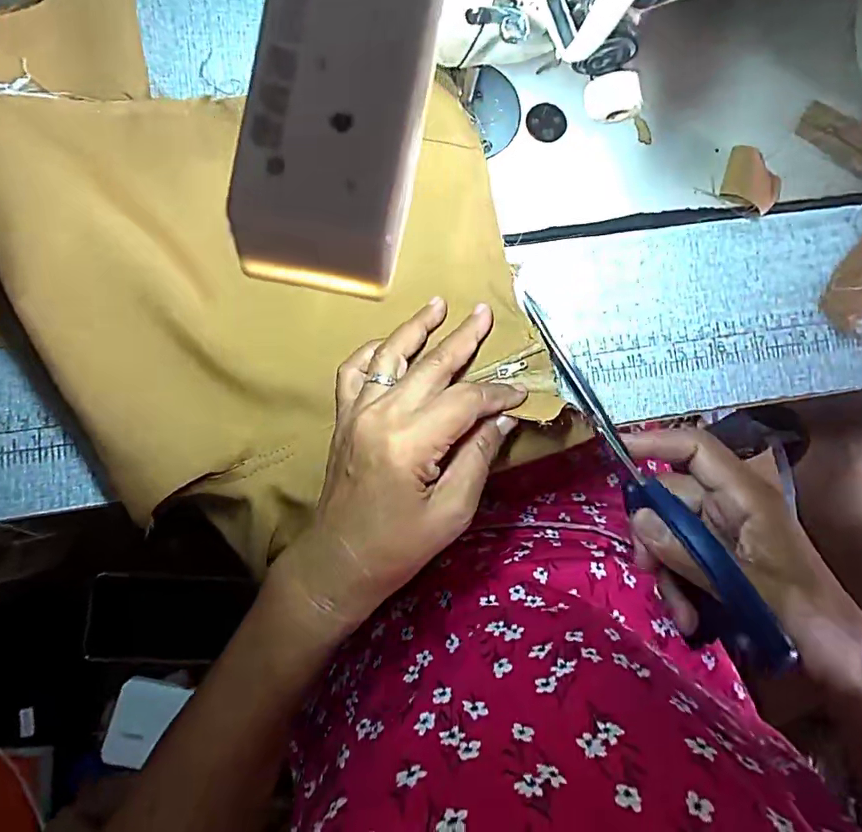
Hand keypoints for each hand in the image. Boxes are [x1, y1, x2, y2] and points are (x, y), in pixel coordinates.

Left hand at [274, 298, 526, 632]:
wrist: (340, 558)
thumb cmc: (399, 545)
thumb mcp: (452, 511)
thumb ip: (477, 456)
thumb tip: (502, 416)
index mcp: (409, 442)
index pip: (464, 400)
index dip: (497, 392)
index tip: (521, 391)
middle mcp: (380, 415)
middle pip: (430, 366)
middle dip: (462, 338)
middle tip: (484, 314)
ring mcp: (356, 411)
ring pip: (389, 356)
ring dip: (415, 328)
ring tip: (437, 304)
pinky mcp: (343, 416)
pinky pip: (354, 371)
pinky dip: (372, 352)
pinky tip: (389, 343)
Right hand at [625, 428, 861, 682]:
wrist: (850, 673)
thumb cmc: (812, 623)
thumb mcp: (747, 588)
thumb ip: (689, 553)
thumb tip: (638, 518)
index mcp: (747, 498)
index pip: (695, 449)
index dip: (655, 441)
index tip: (614, 449)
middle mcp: (732, 508)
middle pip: (670, 495)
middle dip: (652, 532)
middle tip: (646, 568)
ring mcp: (725, 536)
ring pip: (670, 532)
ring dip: (666, 570)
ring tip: (680, 612)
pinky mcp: (722, 563)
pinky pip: (681, 560)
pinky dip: (677, 587)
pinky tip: (689, 620)